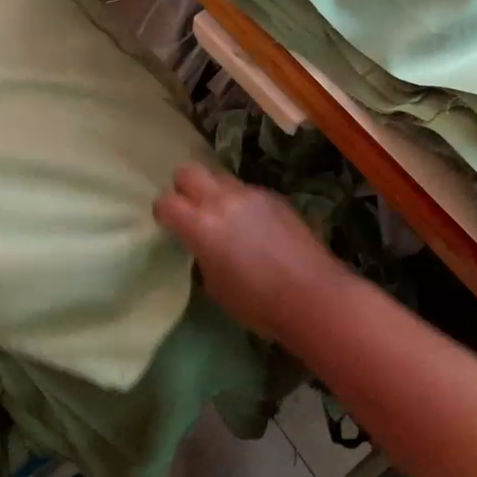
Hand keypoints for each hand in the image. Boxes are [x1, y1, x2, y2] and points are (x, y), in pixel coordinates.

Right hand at [154, 162, 351, 341]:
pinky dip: (241, 202)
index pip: (166, 202)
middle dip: (183, 187)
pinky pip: (247, 191)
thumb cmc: (258, 304)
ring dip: (214, 192)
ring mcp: (250, 195)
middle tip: (190, 210)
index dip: (162, 212)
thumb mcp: (215, 287)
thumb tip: (203, 247)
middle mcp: (222, 201)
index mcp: (201, 225)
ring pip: (219, 177)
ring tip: (225, 217)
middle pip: (188, 171)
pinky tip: (255, 227)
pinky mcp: (274, 197)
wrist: (314, 297)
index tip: (167, 225)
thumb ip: (202, 256)